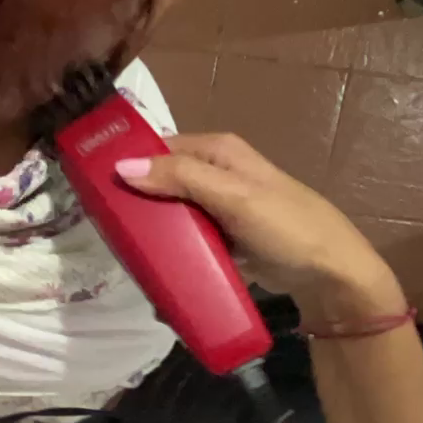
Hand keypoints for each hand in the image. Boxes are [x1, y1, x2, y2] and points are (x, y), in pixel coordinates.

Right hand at [114, 134, 405, 318]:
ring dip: (147, 233)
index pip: (157, 148)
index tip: (93, 191)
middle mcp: (214, 173)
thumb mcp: (234, 198)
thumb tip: (121, 167)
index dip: (126, 163)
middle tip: (106, 232)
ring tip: (125, 255)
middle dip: (133, 204)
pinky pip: (181, 239)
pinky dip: (166, 251)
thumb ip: (181, 179)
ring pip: (167, 213)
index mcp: (218, 151)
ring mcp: (215, 207)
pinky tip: (152, 270)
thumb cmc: (287, 228)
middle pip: (158, 181)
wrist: (330, 275)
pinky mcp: (218, 237)